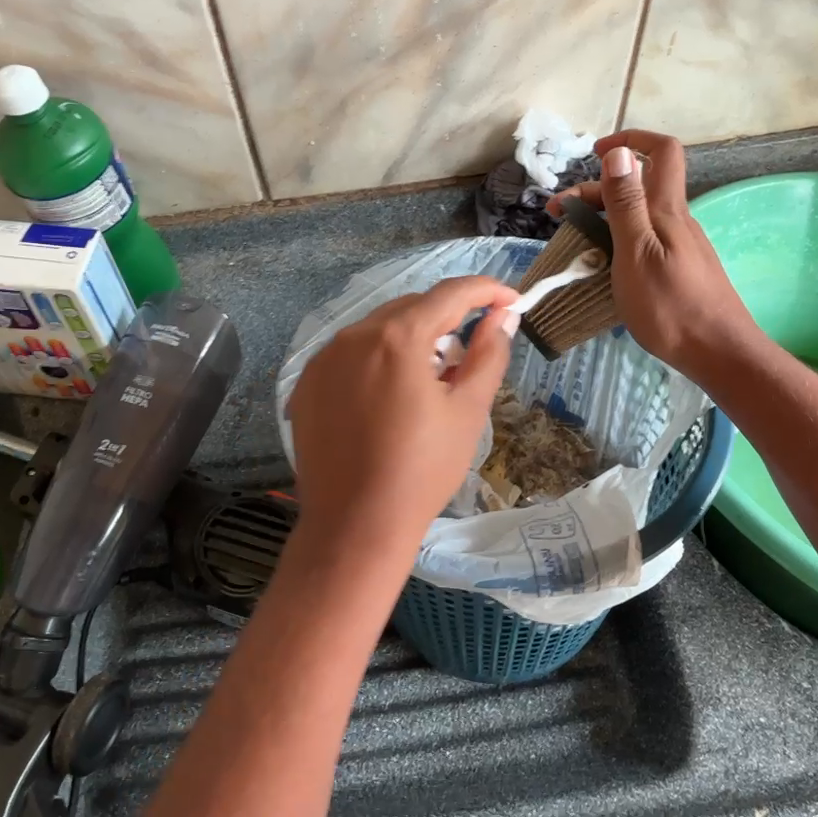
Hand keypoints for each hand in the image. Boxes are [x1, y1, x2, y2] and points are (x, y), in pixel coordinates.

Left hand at [287, 276, 519, 544]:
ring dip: (411, 340)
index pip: (450, 294)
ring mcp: (324, 358)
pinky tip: (389, 398)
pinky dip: (377, 360)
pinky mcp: (307, 383)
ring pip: (378, 329)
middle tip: (470, 353)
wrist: (354, 526)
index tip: (510, 301)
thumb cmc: (421, 470)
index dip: (485, 291)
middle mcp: (354, 334)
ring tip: (430, 381)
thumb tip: (501, 317)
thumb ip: (488, 354)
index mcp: (398, 337)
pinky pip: (351, 354)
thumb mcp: (467, 412)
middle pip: (411, 308)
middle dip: (446, 319)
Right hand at [548, 130, 759, 369]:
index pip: (661, 151)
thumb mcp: (636, 252)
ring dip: (604, 217)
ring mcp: (681, 246)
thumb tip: (618, 152)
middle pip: (639, 186)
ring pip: (640, 215)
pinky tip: (604, 266)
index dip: (630, 140)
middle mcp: (677, 220)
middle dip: (596, 190)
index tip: (594, 154)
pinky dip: (618, 239)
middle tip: (558, 214)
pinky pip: (645, 239)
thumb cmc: (671, 306)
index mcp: (666, 210)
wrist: (719, 354)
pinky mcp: (681, 269)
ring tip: (574, 242)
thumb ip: (625, 203)